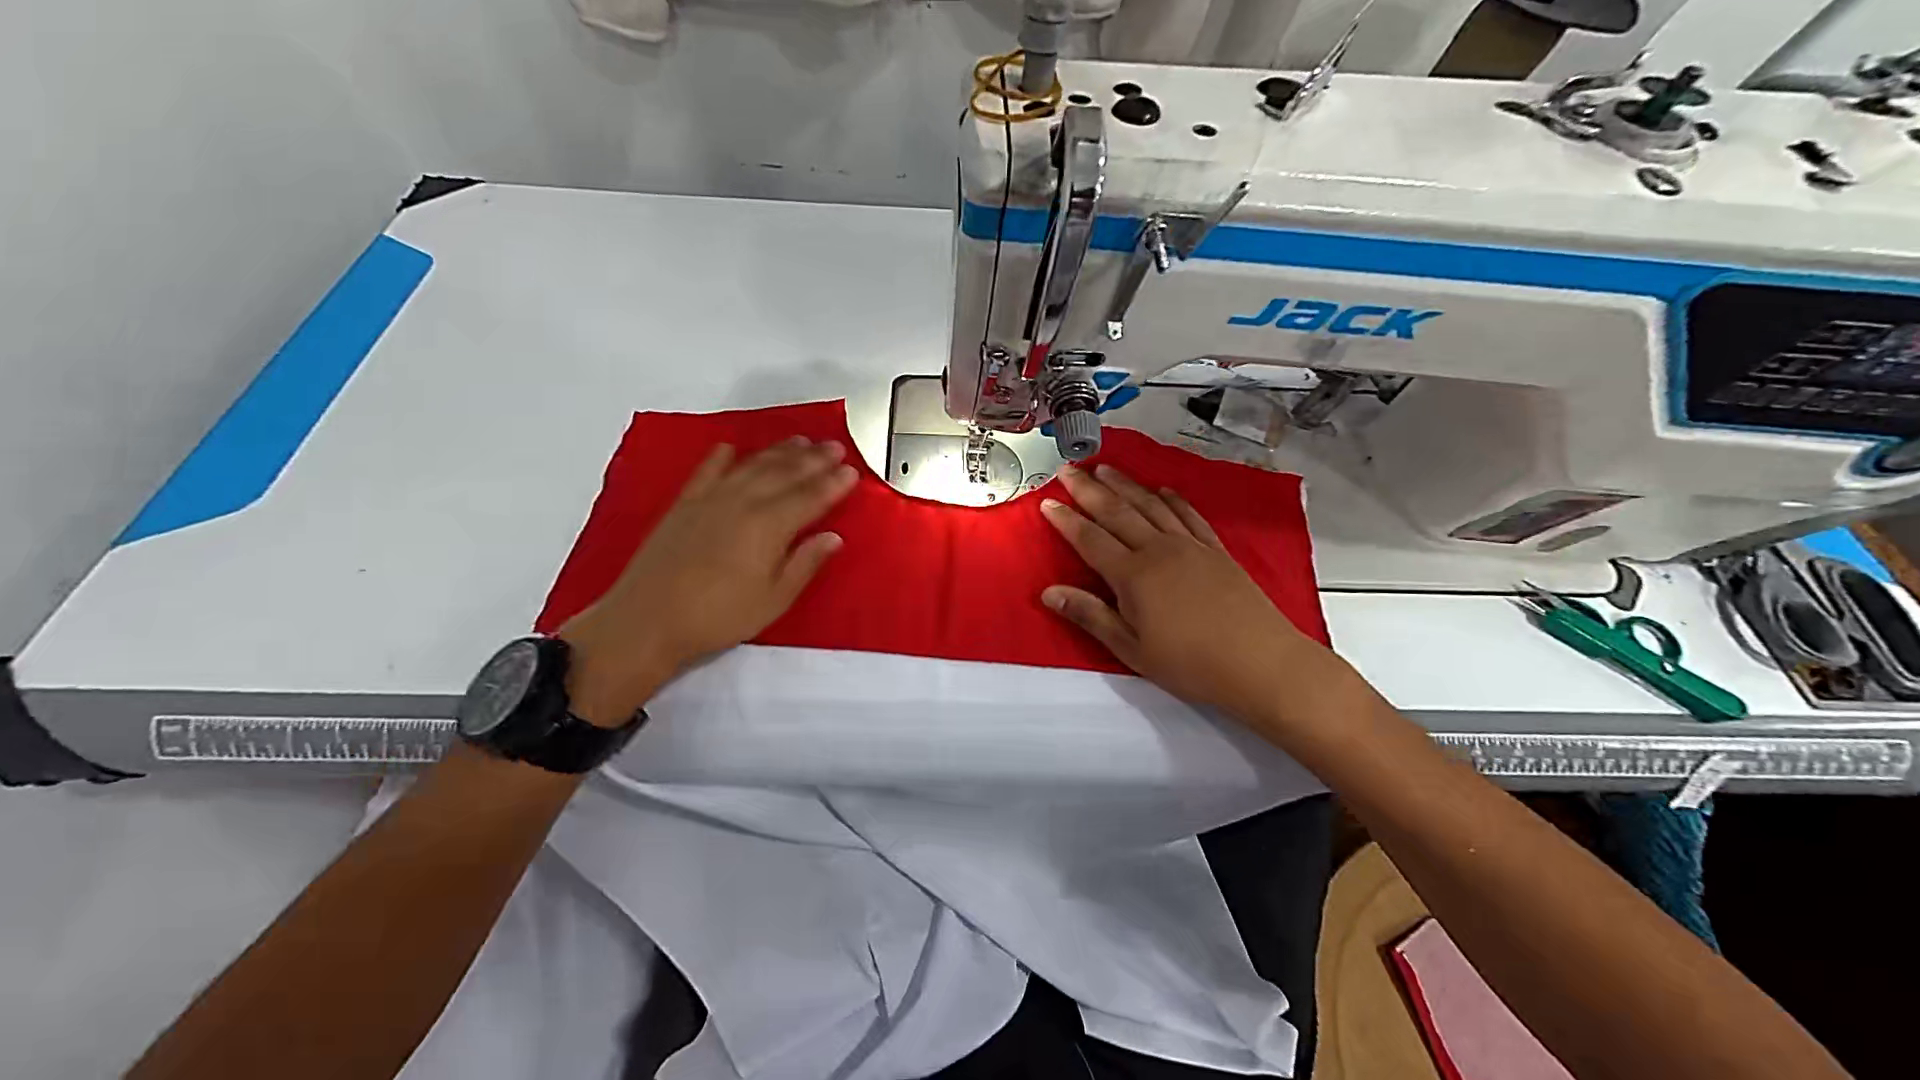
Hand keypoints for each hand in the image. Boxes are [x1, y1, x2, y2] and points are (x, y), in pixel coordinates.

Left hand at [559, 437, 858, 725]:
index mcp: (770, 526)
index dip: (834, 484)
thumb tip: (833, 537)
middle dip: (814, 459)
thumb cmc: (718, 616)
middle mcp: (743, 502)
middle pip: (785, 473)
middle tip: (835, 447)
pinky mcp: (684, 504)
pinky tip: (732, 447)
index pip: (810, 497)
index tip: (852, 472)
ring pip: (752, 465)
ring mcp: (710, 499)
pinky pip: (707, 470)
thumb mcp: (773, 599)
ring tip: (801, 441)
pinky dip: (723, 456)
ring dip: (779, 451)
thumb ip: (805, 563)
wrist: (648, 619)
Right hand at [1039, 464, 1332, 720]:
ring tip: (1106, 468)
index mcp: (1133, 575)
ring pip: (1151, 505)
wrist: (1259, 662)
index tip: (1047, 502)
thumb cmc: (1190, 663)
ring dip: (1126, 485)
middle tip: (1069, 469)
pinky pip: (1188, 514)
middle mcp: (1159, 550)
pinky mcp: (1216, 550)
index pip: (1090, 539)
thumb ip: (1090, 615)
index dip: (1066, 520)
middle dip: (1089, 489)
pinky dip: (1172, 499)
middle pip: (1117, 512)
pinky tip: (1162, 490)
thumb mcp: (1131, 648)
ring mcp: (1190, 546)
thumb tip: (1049, 593)